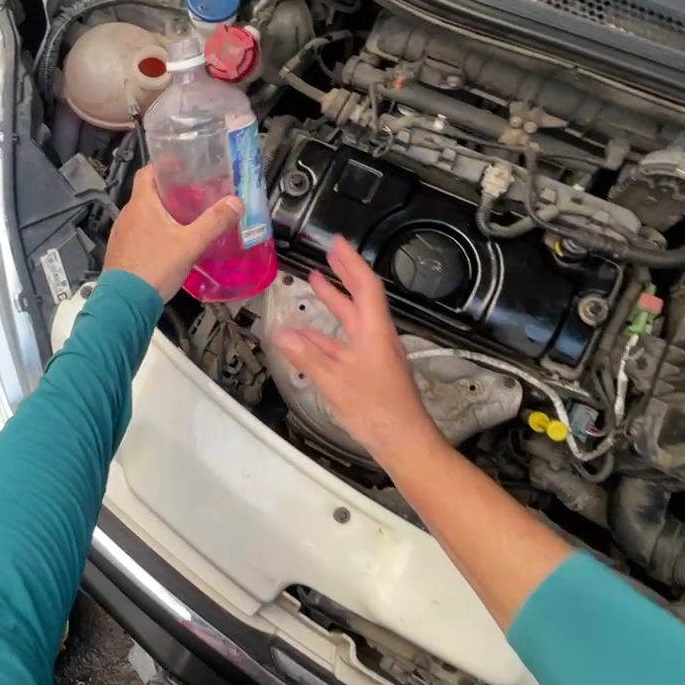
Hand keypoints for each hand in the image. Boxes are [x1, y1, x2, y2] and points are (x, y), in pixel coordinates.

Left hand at [105, 168, 242, 300]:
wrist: (125, 302)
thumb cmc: (154, 268)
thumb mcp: (190, 244)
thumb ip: (213, 222)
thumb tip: (235, 203)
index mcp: (141, 204)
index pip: (147, 172)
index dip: (164, 165)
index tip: (182, 165)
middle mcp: (128, 215)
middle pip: (148, 193)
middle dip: (169, 191)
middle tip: (193, 194)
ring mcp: (122, 234)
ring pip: (143, 214)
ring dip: (162, 212)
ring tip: (185, 218)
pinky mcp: (122, 251)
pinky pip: (139, 233)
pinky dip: (154, 231)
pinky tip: (170, 243)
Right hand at [271, 238, 443, 462]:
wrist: (404, 442)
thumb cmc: (376, 409)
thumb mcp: (334, 380)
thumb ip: (305, 355)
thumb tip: (279, 332)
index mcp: (374, 332)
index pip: (365, 286)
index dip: (350, 262)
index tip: (337, 243)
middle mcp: (377, 338)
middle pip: (360, 298)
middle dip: (343, 274)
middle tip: (329, 253)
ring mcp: (374, 354)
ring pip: (352, 321)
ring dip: (335, 302)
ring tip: (315, 283)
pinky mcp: (370, 370)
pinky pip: (346, 343)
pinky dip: (327, 335)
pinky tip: (308, 336)